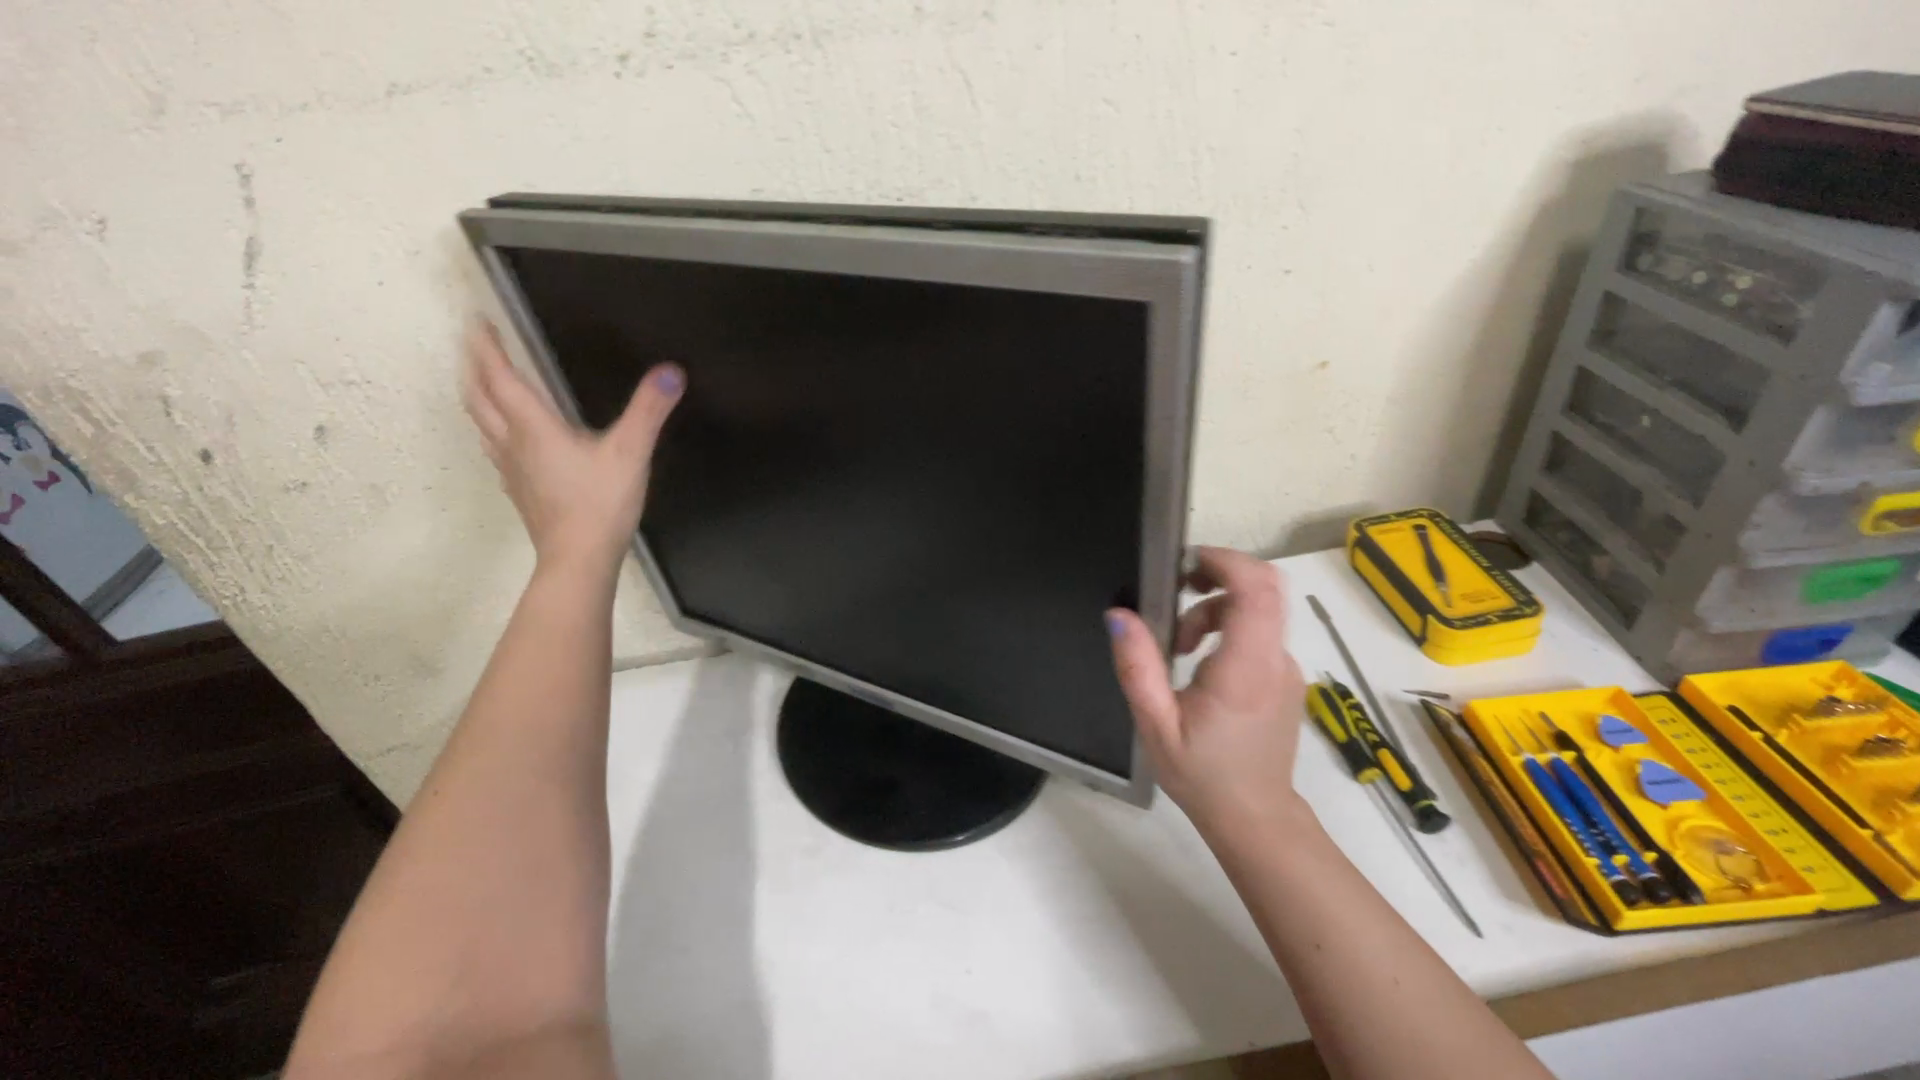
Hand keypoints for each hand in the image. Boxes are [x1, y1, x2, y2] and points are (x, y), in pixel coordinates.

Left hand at [462, 321, 683, 577]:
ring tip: (483, 382)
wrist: (578, 561)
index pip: (500, 377)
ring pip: (482, 424)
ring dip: (478, 397)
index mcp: (534, 427)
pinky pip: (496, 450)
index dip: (486, 347)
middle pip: (479, 398)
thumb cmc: (600, 505)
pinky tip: (508, 439)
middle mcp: (513, 444)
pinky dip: (493, 430)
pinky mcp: (520, 492)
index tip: (477, 321)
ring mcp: (512, 471)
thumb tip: (672, 371)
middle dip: (474, 367)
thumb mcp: (631, 453)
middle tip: (475, 345)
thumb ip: (649, 410)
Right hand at [1106, 547, 1307, 837]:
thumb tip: (1119, 616)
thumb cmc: (1202, 775)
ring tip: (1180, 646)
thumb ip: (1137, 667)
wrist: (1255, 817)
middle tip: (1179, 589)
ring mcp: (1286, 668)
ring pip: (1260, 609)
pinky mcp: (1285, 678)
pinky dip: (1229, 630)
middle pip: (1265, 587)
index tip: (1185, 563)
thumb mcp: (1155, 725)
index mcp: (1245, 668)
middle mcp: (1275, 660)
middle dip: (1220, 574)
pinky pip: (1261, 633)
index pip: (1255, 589)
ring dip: (1217, 609)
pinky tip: (1201, 665)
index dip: (1225, 561)